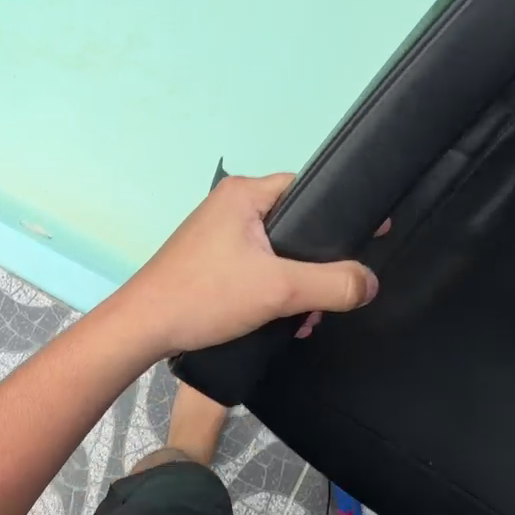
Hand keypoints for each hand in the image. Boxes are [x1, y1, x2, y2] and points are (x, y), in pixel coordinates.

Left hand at [106, 173, 377, 360]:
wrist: (144, 327)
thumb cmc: (206, 296)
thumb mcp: (280, 290)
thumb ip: (334, 284)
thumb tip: (370, 282)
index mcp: (244, 194)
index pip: (309, 188)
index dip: (341, 213)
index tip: (369, 240)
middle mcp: (230, 205)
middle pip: (296, 225)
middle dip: (318, 265)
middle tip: (327, 299)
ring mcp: (217, 233)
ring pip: (278, 253)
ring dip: (297, 285)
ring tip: (303, 318)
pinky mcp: (210, 260)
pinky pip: (257, 268)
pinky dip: (274, 291)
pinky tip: (282, 320)